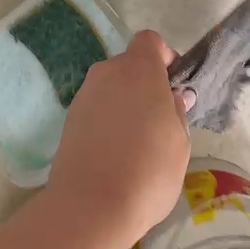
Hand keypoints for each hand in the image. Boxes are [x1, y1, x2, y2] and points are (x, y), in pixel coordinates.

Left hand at [45, 30, 193, 245]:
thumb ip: (177, 112)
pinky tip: (115, 155)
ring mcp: (85, 95)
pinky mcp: (69, 120)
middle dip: (145, 85)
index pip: (150, 41)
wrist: (89, 207)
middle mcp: (108, 72)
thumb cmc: (147, 170)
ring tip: (137, 145)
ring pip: (112, 89)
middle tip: (159, 122)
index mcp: (139, 69)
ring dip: (125, 105)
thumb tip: (175, 96)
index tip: (174, 87)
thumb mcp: (179, 143)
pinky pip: (97, 109)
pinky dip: (107, 122)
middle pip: (129, 66)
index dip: (164, 57)